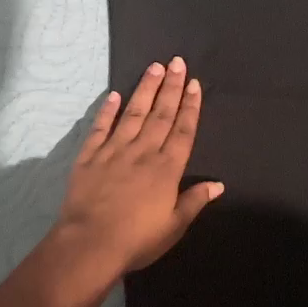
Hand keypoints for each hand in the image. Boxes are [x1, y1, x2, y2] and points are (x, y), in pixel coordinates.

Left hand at [50, 56, 222, 280]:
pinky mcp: (89, 157)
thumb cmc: (137, 240)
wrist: (89, 244)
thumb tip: (218, 184)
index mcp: (167, 169)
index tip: (194, 84)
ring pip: (133, 113)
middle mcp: (143, 152)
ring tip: (154, 67)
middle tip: (177, 62)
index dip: (190, 106)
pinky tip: (114, 95)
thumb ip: (194, 201)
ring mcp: (114, 151)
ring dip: (145, 89)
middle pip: (160, 114)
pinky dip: (107, 111)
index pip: (182, 131)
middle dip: (170, 87)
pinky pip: (100, 128)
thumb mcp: (174, 227)